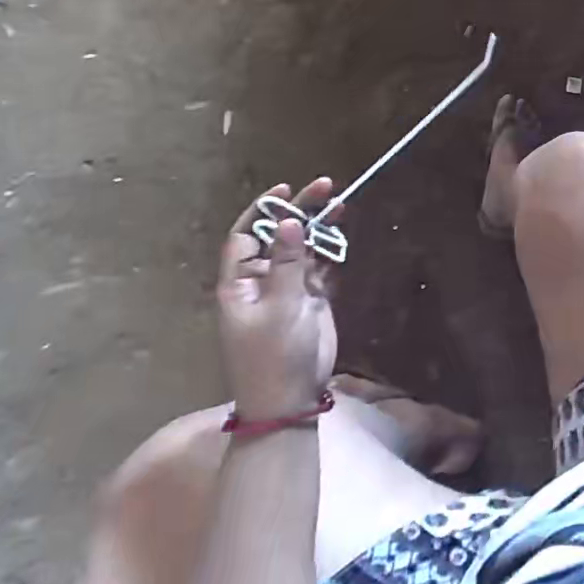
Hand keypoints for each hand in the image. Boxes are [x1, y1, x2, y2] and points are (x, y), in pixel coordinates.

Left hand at [218, 180, 340, 420]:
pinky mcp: (312, 300)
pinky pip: (321, 267)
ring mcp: (289, 290)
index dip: (264, 210)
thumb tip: (288, 221)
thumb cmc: (273, 354)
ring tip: (341, 203)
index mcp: (240, 283)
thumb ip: (287, 262)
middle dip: (300, 211)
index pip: (247, 235)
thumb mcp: (280, 306)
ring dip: (320, 228)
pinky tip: (343, 235)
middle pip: (279, 236)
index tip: (287, 188)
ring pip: (304, 249)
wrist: (290, 398)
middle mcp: (262, 281)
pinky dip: (332, 251)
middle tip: (326, 185)